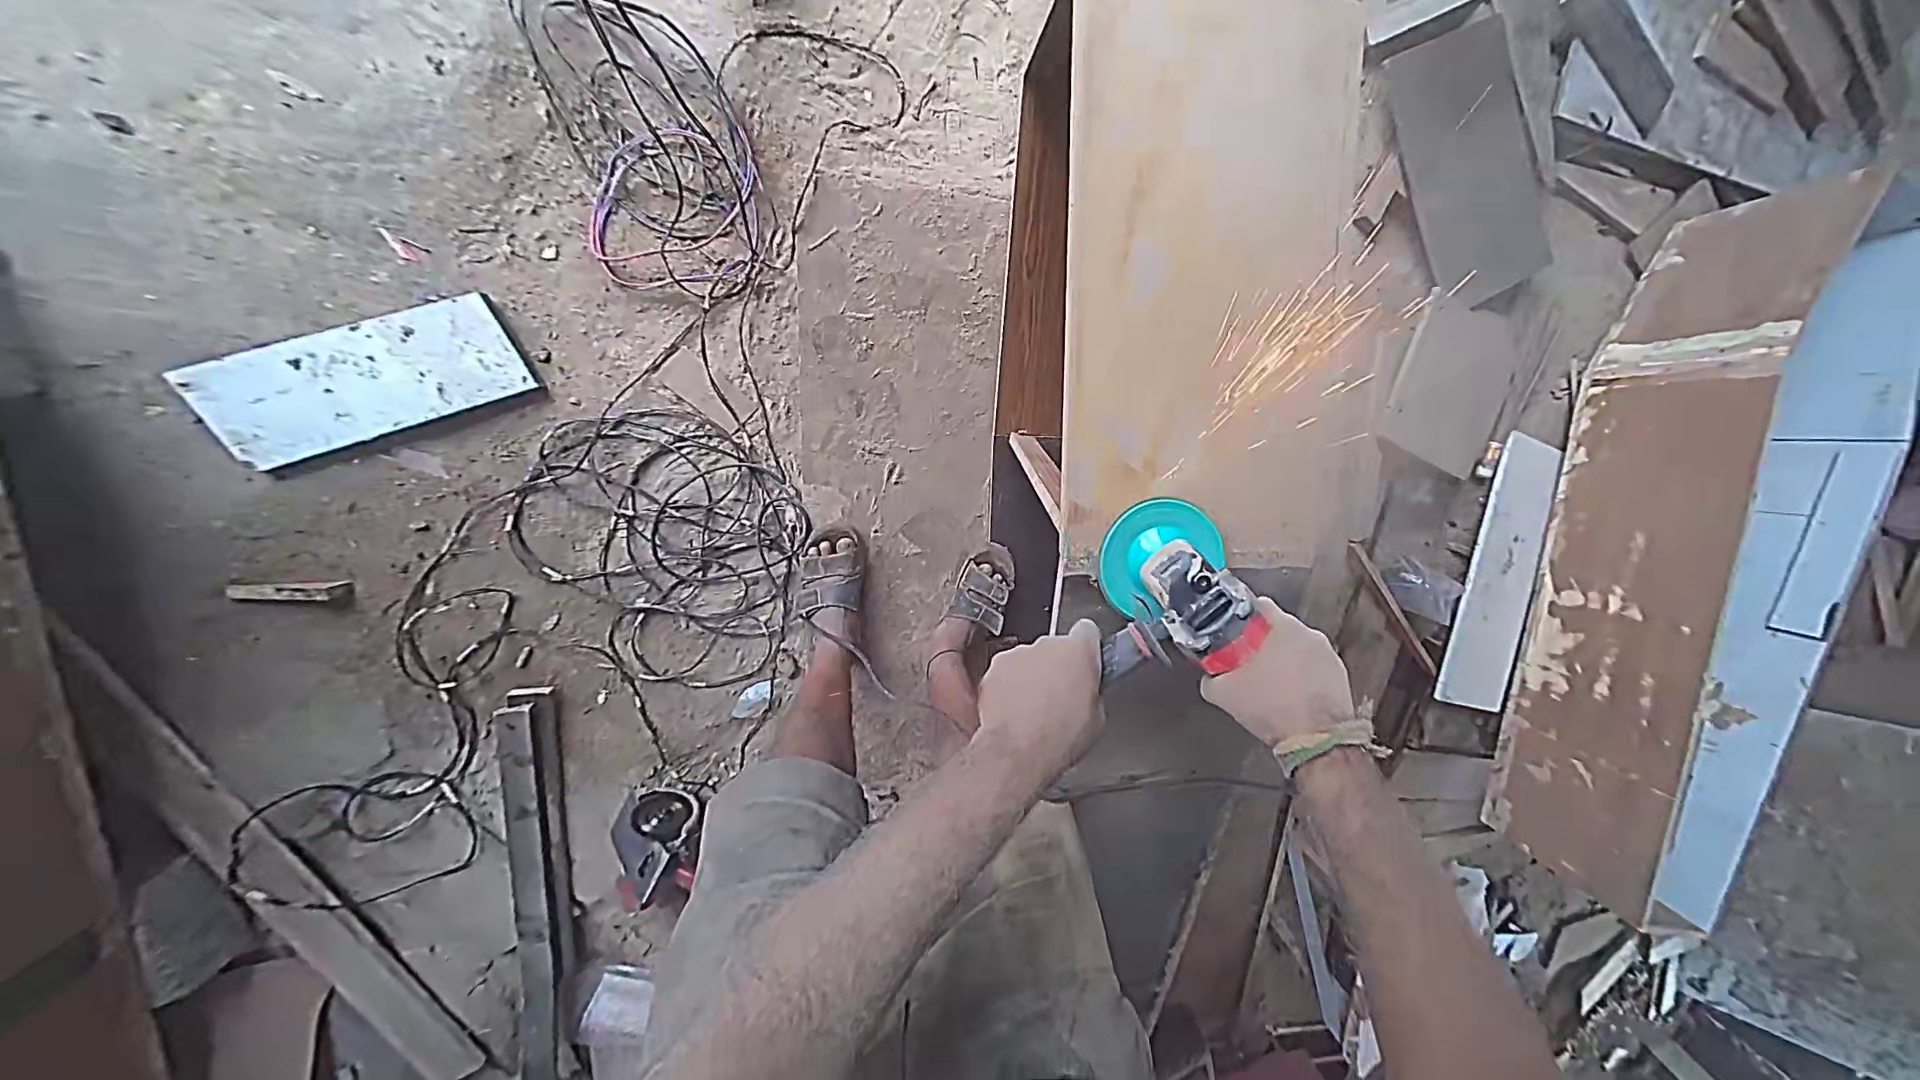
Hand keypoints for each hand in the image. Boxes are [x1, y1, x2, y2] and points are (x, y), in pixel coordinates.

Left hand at [975, 618, 1103, 776]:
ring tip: (1035, 707)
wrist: (1017, 751)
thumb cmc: (1058, 737)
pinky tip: (1015, 709)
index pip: (1087, 631)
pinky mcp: (995, 668)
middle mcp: (1047, 645)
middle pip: (1055, 647)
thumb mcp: (1097, 717)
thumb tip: (1088, 690)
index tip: (1086, 658)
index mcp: (1079, 651)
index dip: (1087, 645)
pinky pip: (1007, 672)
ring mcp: (1018, 654)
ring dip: (1032, 675)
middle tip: (1060, 695)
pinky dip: (1010, 685)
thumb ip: (1092, 690)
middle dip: (1057, 665)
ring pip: (1029, 659)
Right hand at [1201, 597, 1354, 747]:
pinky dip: (1300, 674)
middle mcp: (1308, 634)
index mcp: (1281, 627)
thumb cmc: (1272, 708)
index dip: (1241, 616)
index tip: (1233, 631)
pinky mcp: (1340, 674)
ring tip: (1267, 680)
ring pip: (1296, 646)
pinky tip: (1288, 693)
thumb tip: (1209, 676)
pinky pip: (1313, 665)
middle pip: (1278, 627)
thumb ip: (1211, 678)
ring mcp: (1327, 654)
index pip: (1259, 605)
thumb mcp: (1223, 694)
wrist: (1315, 741)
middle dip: (1261, 640)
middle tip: (1245, 659)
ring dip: (1282, 657)